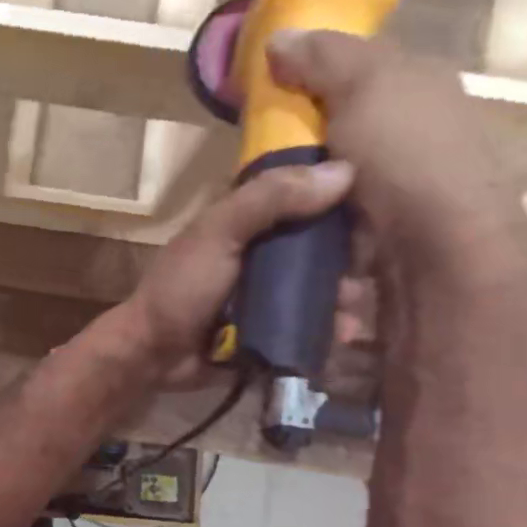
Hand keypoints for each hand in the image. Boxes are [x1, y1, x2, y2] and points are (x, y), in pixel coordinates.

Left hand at [116, 161, 353, 384]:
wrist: (153, 354)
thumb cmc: (182, 287)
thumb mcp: (219, 233)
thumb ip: (270, 199)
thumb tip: (343, 172)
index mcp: (251, 221)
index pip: (307, 199)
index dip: (341, 204)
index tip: (374, 213)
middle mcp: (266, 254)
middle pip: (323, 249)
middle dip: (348, 263)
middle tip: (359, 279)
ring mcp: (270, 295)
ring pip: (323, 290)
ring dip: (343, 302)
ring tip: (350, 318)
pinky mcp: (274, 332)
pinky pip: (312, 327)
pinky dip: (330, 332)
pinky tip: (344, 338)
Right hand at [266, 30, 526, 299]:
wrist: (437, 255)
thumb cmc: (408, 155)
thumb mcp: (367, 84)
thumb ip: (322, 56)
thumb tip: (279, 37)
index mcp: (419, 86)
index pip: (356, 68)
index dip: (312, 71)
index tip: (267, 86)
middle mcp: (412, 134)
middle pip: (338, 126)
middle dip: (298, 136)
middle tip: (255, 147)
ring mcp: (396, 189)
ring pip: (328, 176)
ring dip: (297, 184)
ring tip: (256, 190)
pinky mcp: (376, 236)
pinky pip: (328, 218)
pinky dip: (305, 219)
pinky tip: (280, 222)